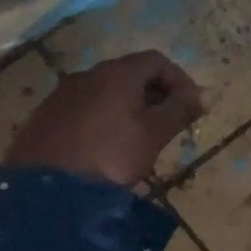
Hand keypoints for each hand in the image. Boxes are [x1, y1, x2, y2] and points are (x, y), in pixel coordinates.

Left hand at [2, 51, 204, 186]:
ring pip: (104, 91)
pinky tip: (103, 146)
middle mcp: (87, 74)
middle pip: (129, 73)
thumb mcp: (154, 134)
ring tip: (137, 137)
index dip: (179, 79)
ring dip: (127, 106)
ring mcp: (62, 95)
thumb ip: (181, 110)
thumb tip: (207, 93)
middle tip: (167, 123)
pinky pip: (83, 108)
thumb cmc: (110, 156)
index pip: (157, 61)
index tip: (190, 106)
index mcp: (117, 73)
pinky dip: (102, 118)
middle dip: (154, 93)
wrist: (45, 189)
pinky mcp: (44, 117)